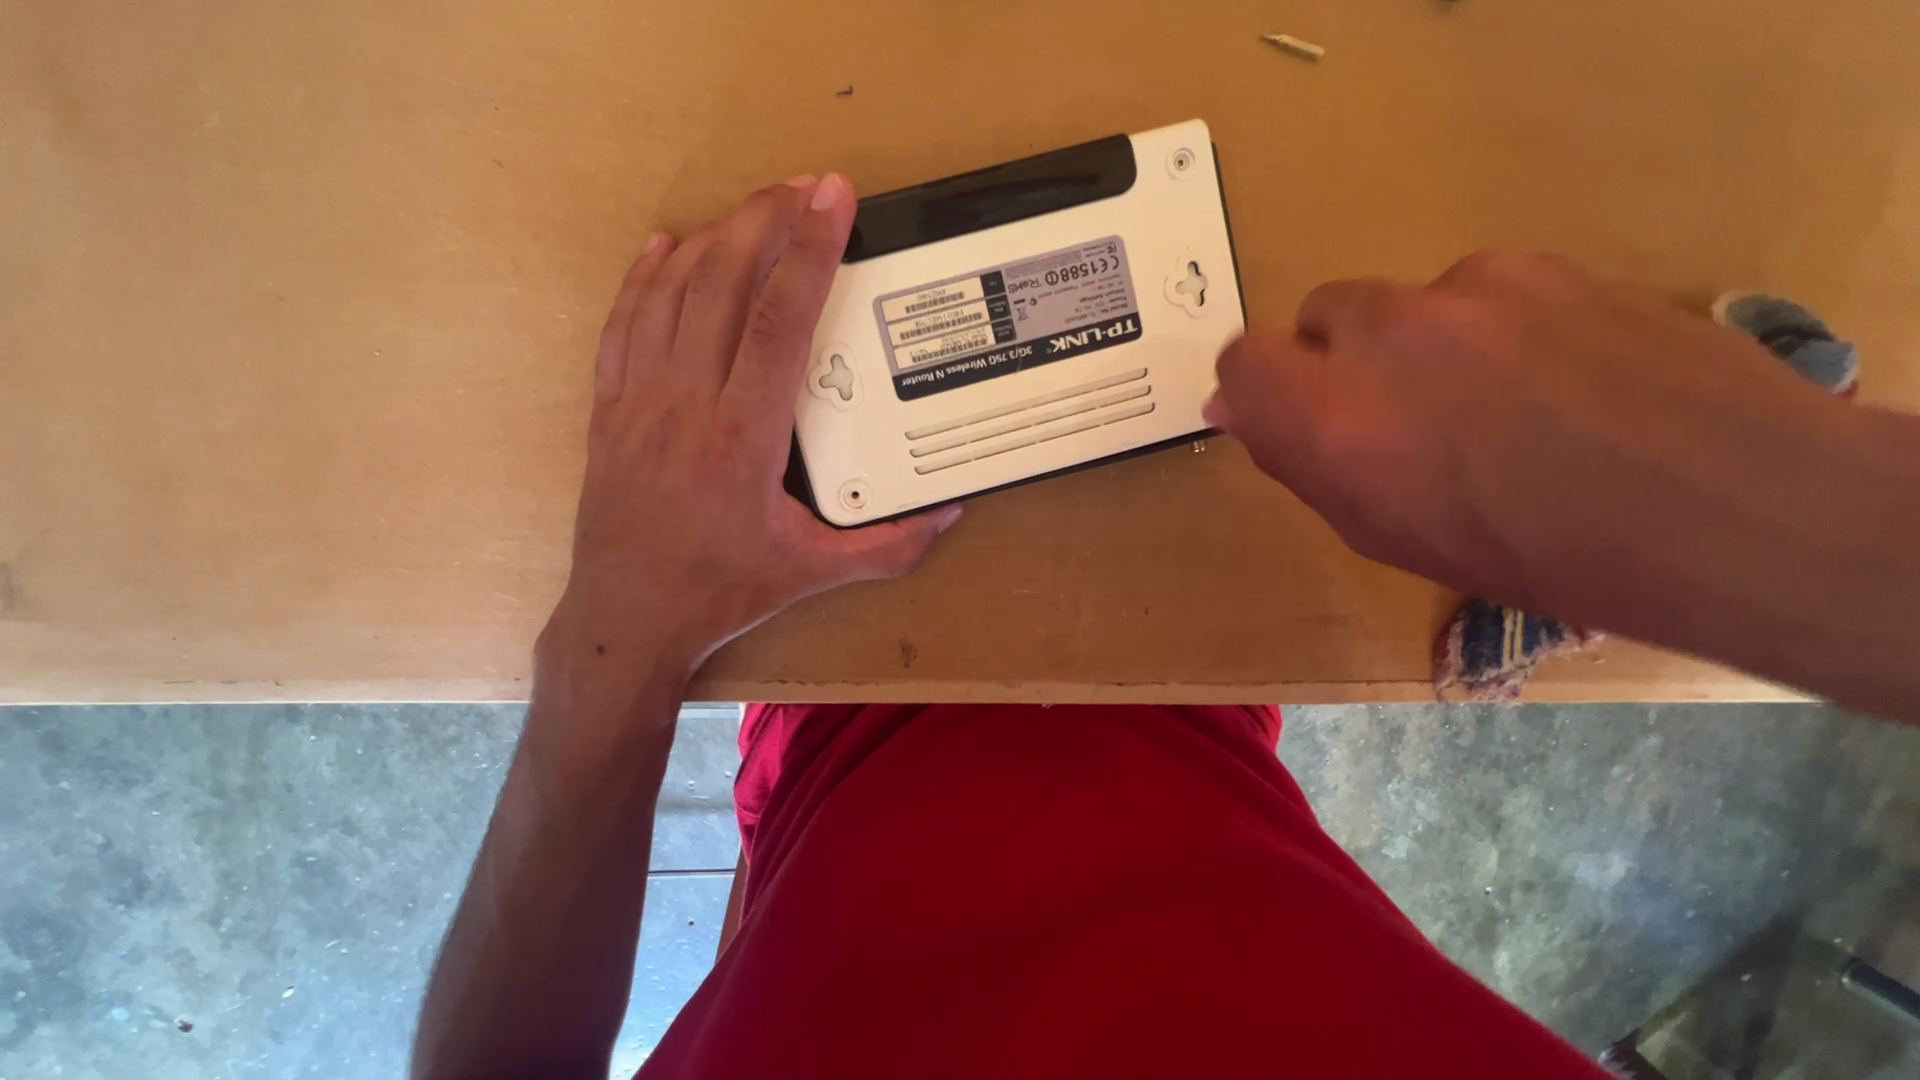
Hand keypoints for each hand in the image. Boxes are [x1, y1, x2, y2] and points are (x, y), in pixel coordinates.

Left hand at [541, 174, 961, 700]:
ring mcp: (639, 398)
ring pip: (672, 291)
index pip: (780, 321)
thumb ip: (890, 547)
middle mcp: (686, 401)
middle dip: (766, 221)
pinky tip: (665, 246)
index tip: (833, 200)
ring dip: (714, 236)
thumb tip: (951, 515)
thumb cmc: (722, 591)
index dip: (810, 252)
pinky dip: (645, 276)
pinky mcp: (609, 406)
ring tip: (755, 207)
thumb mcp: (815, 573)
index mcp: (744, 436)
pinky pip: (623, 322)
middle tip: (804, 188)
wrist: (628, 617)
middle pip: (723, 283)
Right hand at [1207, 251, 1863, 624]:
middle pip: (1318, 316)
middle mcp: (1384, 338)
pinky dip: (1485, 324)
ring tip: (1491, 398)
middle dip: (1338, 358)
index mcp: (1334, 419)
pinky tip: (1546, 373)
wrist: (1714, 507)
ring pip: (1401, 301)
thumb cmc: (1525, 552)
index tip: (1284, 411)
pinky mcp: (1538, 263)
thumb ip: (1298, 460)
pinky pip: (1475, 289)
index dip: (1257, 385)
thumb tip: (1236, 408)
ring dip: (1415, 342)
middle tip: (1396, 412)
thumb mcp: (1383, 532)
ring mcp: (1465, 290)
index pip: (1242, 361)